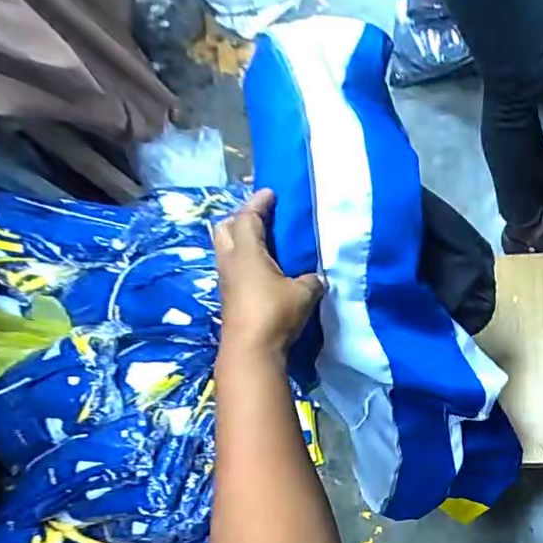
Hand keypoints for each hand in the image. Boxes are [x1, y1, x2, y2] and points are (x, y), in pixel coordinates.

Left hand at [213, 188, 323, 357]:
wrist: (251, 349)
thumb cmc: (275, 313)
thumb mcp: (303, 293)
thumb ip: (311, 280)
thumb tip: (316, 278)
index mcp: (246, 250)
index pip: (249, 216)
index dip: (260, 202)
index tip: (271, 193)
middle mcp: (230, 260)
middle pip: (226, 227)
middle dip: (241, 218)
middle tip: (260, 217)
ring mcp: (226, 279)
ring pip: (227, 248)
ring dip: (240, 240)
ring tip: (262, 242)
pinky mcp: (229, 297)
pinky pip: (233, 268)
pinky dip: (244, 261)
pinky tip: (261, 269)